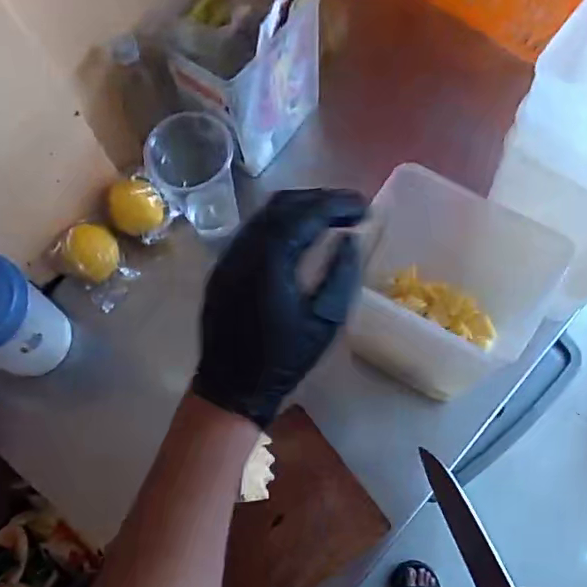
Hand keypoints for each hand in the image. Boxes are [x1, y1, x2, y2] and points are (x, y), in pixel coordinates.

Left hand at [192, 189, 367, 426]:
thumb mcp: (324, 323)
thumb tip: (350, 240)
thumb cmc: (283, 360)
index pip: (307, 212)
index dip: (338, 204)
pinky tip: (298, 237)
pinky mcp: (222, 269)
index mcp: (270, 259)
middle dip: (320, 200)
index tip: (364, 207)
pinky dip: (280, 224)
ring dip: (299, 209)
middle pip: (283, 204)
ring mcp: (228, 257)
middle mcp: (244, 248)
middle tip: (350, 208)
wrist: (232, 386)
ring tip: (329, 217)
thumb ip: (340, 276)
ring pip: (264, 215)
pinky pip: (253, 232)